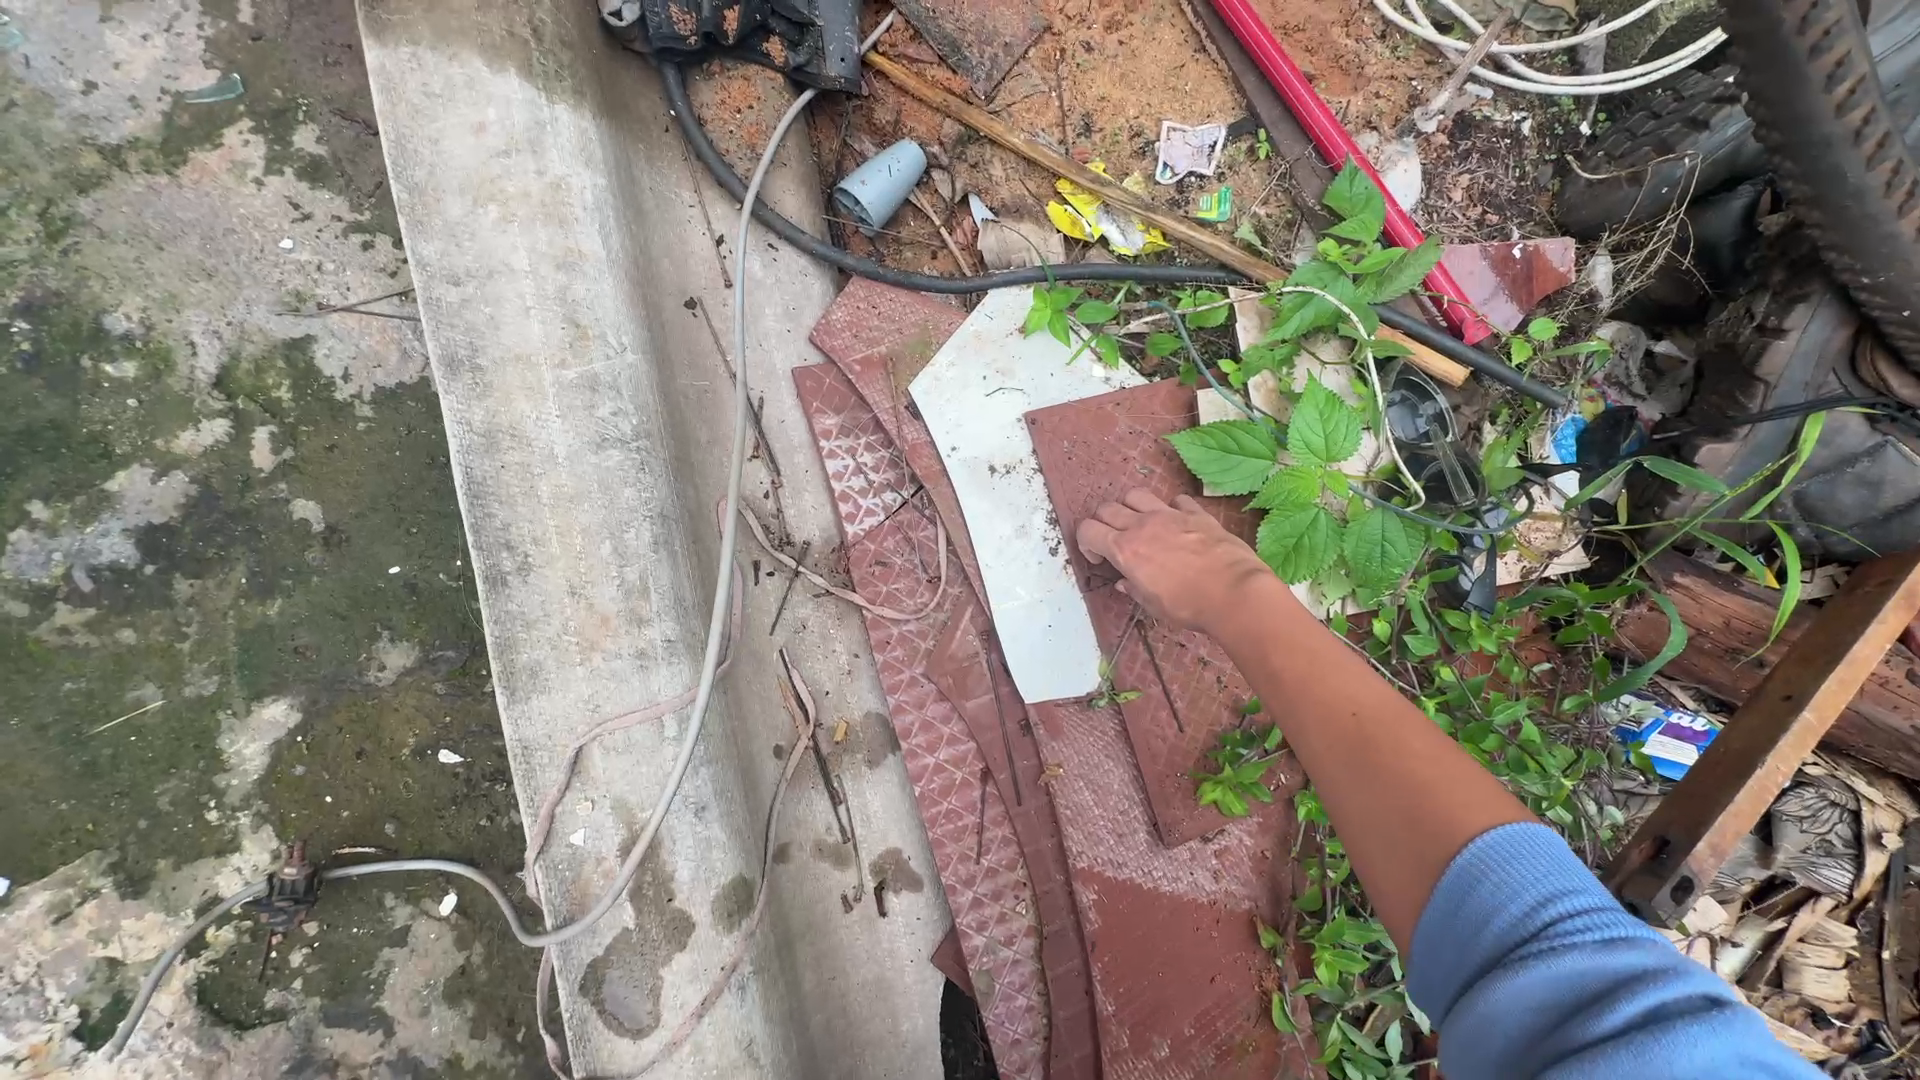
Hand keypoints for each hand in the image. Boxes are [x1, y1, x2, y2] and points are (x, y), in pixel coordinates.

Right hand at [1074, 489, 1286, 632]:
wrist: (1235, 593)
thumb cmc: (1189, 606)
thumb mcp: (1153, 604)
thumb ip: (1134, 588)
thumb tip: (1124, 582)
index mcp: (1125, 549)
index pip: (1087, 530)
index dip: (1086, 542)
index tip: (1099, 558)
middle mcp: (1142, 525)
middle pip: (1107, 508)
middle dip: (1104, 523)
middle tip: (1116, 541)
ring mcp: (1170, 515)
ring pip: (1136, 494)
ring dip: (1132, 507)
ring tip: (1142, 525)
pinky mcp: (1197, 513)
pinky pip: (1176, 500)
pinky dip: (1171, 509)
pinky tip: (1177, 523)